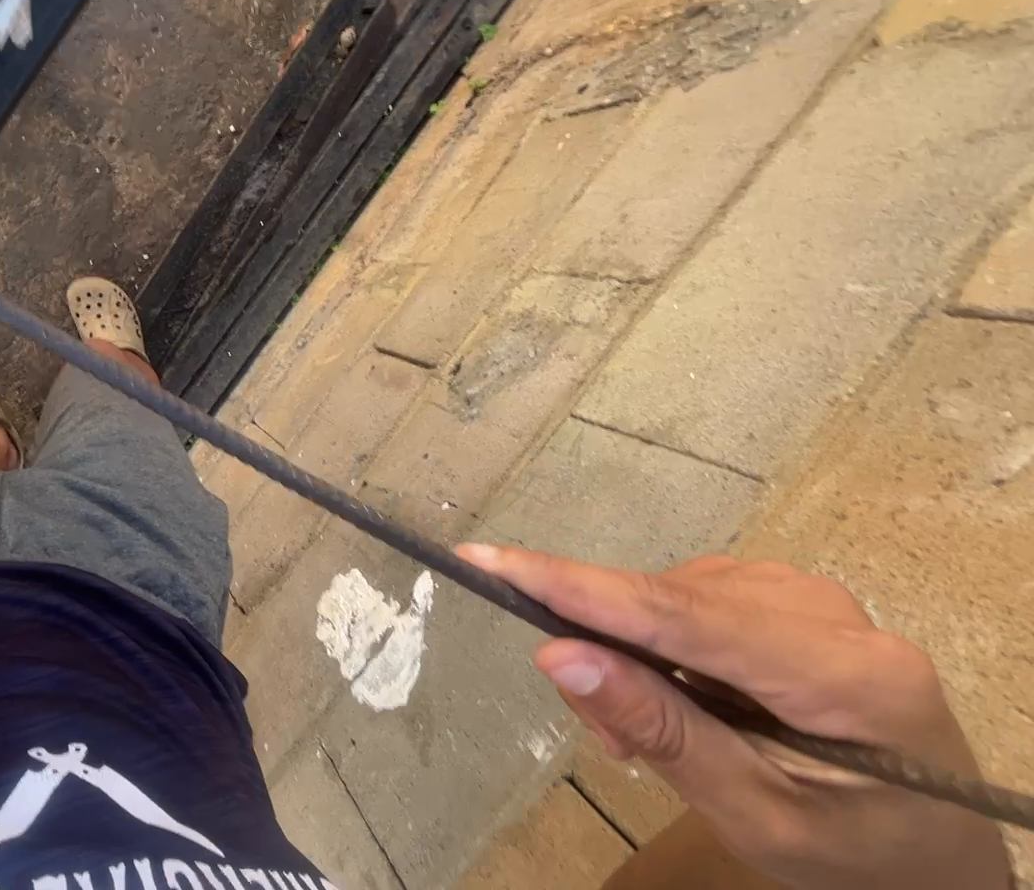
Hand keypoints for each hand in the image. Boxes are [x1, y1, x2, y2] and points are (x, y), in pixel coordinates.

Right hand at [456, 545, 1011, 889]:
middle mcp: (828, 612)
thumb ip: (660, 729)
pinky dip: (653, 642)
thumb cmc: (851, 854)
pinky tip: (677, 693)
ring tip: (647, 730)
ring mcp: (806, 595)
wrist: (929, 854)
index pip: (677, 615)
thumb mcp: (754, 814)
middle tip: (606, 739)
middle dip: (608, 652)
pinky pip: (681, 597)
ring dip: (630, 653)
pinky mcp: (783, 595)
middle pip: (665, 604)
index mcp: (846, 674)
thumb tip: (556, 653)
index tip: (485, 559)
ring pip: (664, 597)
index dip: (573, 585)